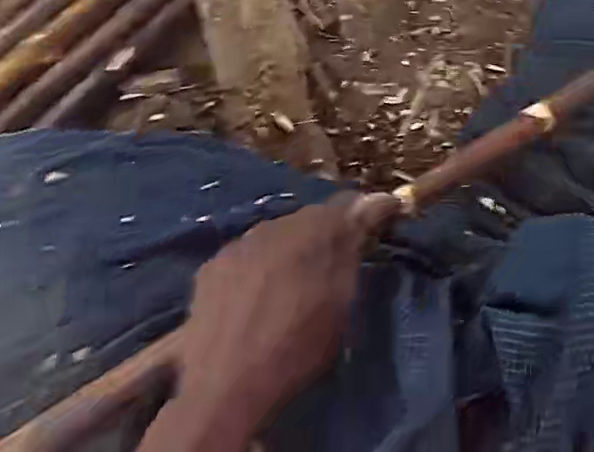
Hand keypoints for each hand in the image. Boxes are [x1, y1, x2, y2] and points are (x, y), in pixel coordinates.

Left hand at [147, 193, 397, 447]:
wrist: (223, 390)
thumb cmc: (300, 343)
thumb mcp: (344, 298)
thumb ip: (354, 246)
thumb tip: (375, 203)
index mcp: (320, 225)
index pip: (356, 203)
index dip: (370, 214)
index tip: (381, 227)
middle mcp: (281, 222)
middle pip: (314, 217)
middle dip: (326, 234)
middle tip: (332, 264)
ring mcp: (242, 242)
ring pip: (278, 235)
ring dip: (290, 250)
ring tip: (290, 283)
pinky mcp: (211, 266)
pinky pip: (247, 255)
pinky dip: (258, 267)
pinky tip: (255, 296)